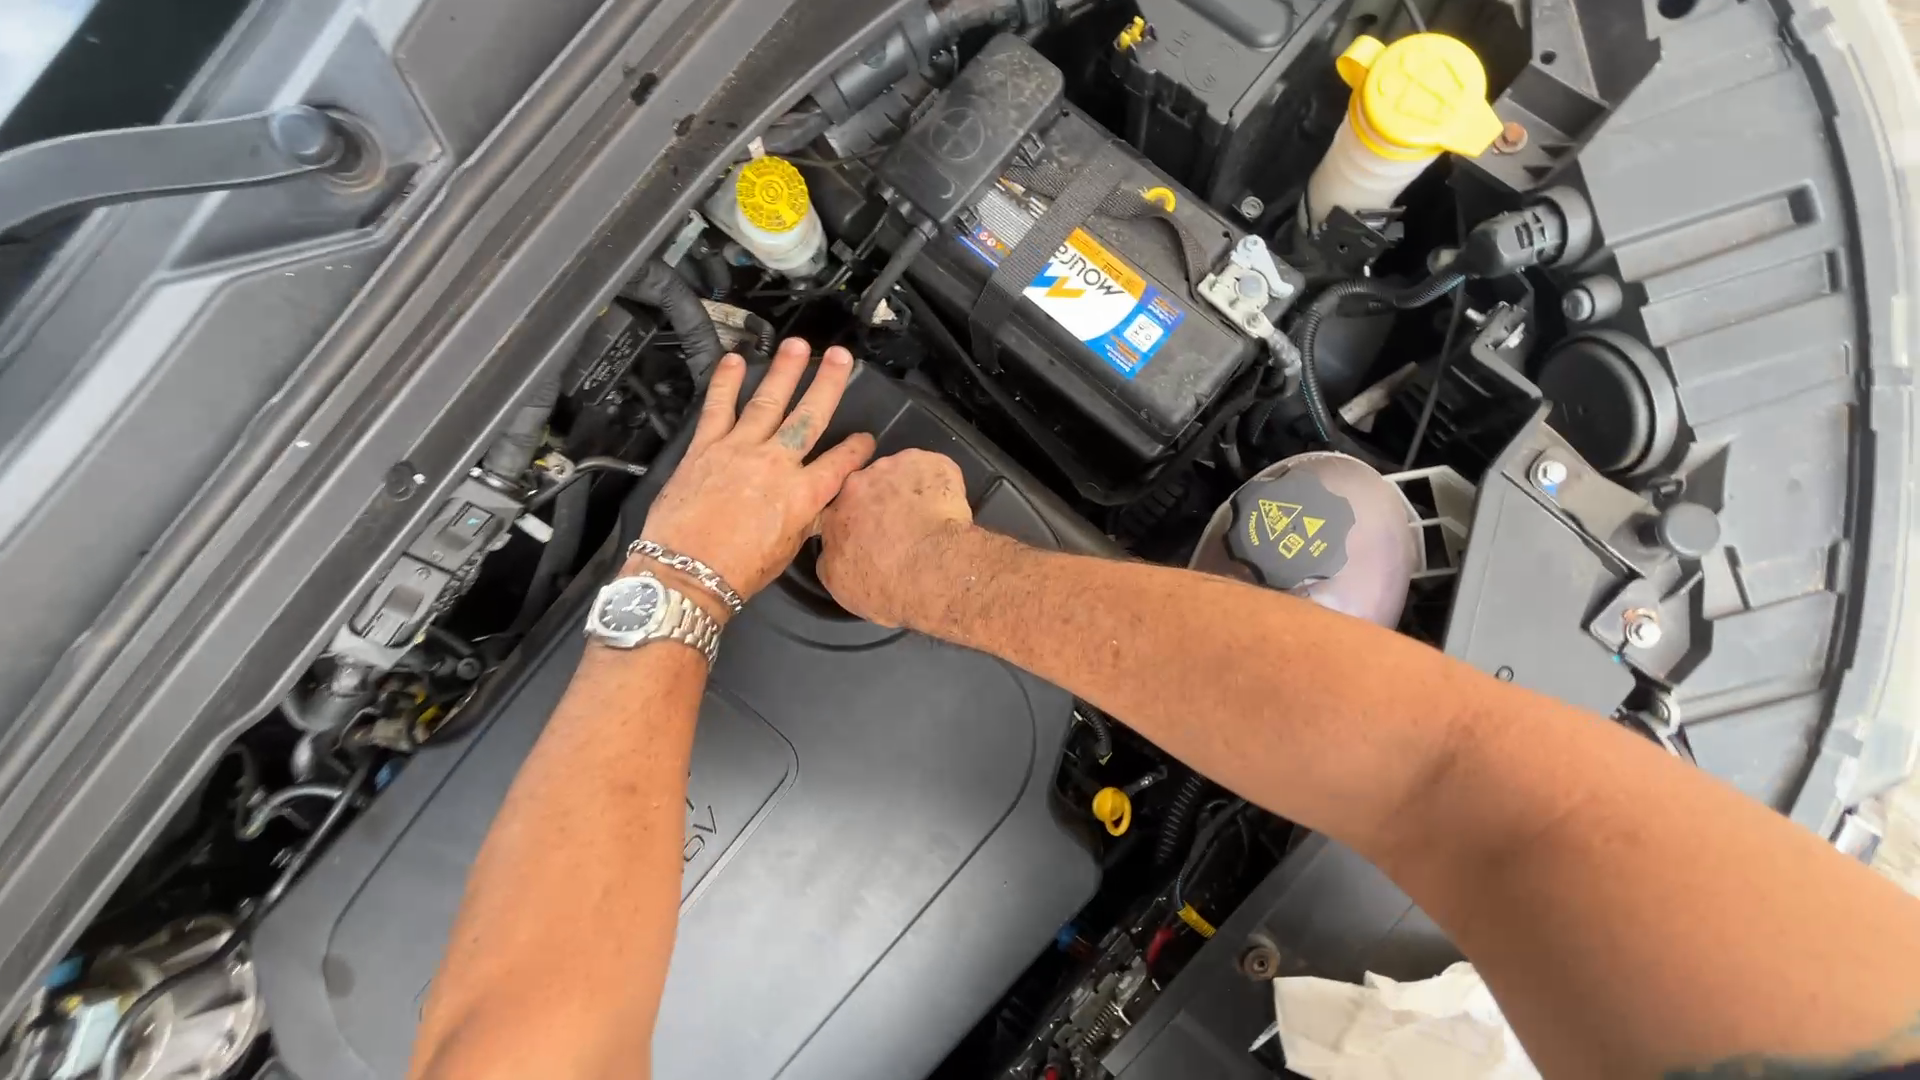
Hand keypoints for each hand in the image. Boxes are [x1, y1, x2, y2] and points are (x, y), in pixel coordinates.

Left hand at [637, 339, 875, 614]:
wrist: (686, 573)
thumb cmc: (737, 572)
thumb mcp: (786, 550)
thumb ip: (802, 519)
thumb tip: (812, 507)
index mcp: (802, 495)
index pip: (840, 463)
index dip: (858, 449)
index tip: (866, 438)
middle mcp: (775, 465)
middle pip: (809, 417)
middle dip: (828, 384)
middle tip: (840, 357)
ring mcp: (739, 451)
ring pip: (768, 402)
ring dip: (784, 372)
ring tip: (797, 345)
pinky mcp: (705, 448)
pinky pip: (718, 408)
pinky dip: (725, 382)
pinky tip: (734, 361)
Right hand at [816, 449, 974, 626]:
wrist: (932, 571)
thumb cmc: (889, 585)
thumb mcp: (841, 585)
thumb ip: (832, 557)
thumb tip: (836, 551)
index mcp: (834, 513)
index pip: (841, 509)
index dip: (859, 518)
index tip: (873, 532)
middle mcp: (858, 484)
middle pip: (870, 485)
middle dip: (883, 499)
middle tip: (904, 525)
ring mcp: (895, 468)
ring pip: (902, 473)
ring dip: (912, 490)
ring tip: (929, 519)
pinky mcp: (930, 463)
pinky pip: (936, 469)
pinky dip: (942, 485)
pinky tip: (949, 509)